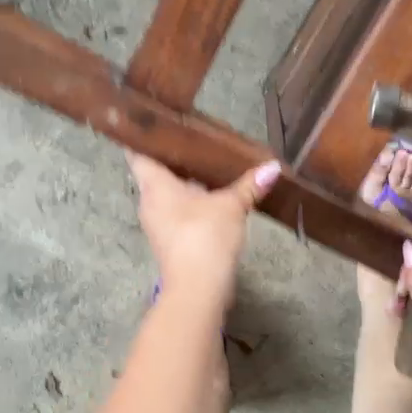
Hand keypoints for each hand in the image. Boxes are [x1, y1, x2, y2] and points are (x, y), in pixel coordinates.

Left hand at [126, 152, 280, 309]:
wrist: (198, 288)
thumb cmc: (205, 236)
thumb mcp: (231, 206)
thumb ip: (249, 185)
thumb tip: (272, 167)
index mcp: (154, 185)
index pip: (138, 153)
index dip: (145, 138)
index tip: (157, 124)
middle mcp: (149, 202)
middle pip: (155, 174)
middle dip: (174, 160)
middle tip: (196, 141)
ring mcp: (158, 225)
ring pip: (168, 196)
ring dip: (185, 185)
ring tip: (209, 168)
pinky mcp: (170, 243)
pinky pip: (178, 215)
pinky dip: (192, 205)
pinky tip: (213, 200)